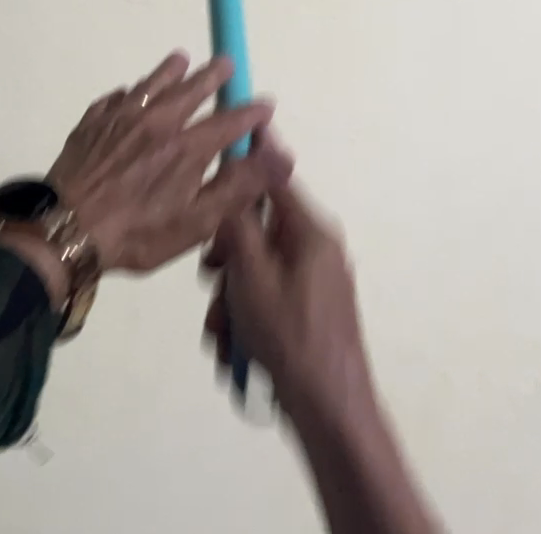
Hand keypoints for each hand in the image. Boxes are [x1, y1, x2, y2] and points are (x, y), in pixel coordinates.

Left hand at [46, 51, 277, 274]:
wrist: (68, 227)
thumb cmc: (138, 233)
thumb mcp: (197, 222)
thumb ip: (237, 186)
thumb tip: (279, 156)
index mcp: (186, 148)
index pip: (228, 122)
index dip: (250, 113)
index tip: (264, 104)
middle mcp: (156, 123)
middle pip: (189, 90)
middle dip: (211, 76)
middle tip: (225, 63)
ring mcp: (119, 119)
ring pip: (149, 85)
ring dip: (168, 71)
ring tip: (180, 59)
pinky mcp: (91, 122)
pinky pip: (115, 99)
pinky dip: (128, 93)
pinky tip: (128, 93)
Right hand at [203, 131, 373, 421]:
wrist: (329, 410)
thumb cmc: (288, 333)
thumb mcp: (249, 271)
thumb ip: (240, 217)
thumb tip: (253, 159)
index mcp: (308, 232)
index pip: (272, 175)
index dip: (244, 155)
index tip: (221, 130)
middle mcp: (314, 248)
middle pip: (254, 226)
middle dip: (225, 255)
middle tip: (212, 278)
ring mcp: (314, 280)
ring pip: (253, 264)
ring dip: (229, 292)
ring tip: (224, 327)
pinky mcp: (309, 308)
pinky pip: (264, 292)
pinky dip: (245, 312)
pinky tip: (235, 343)